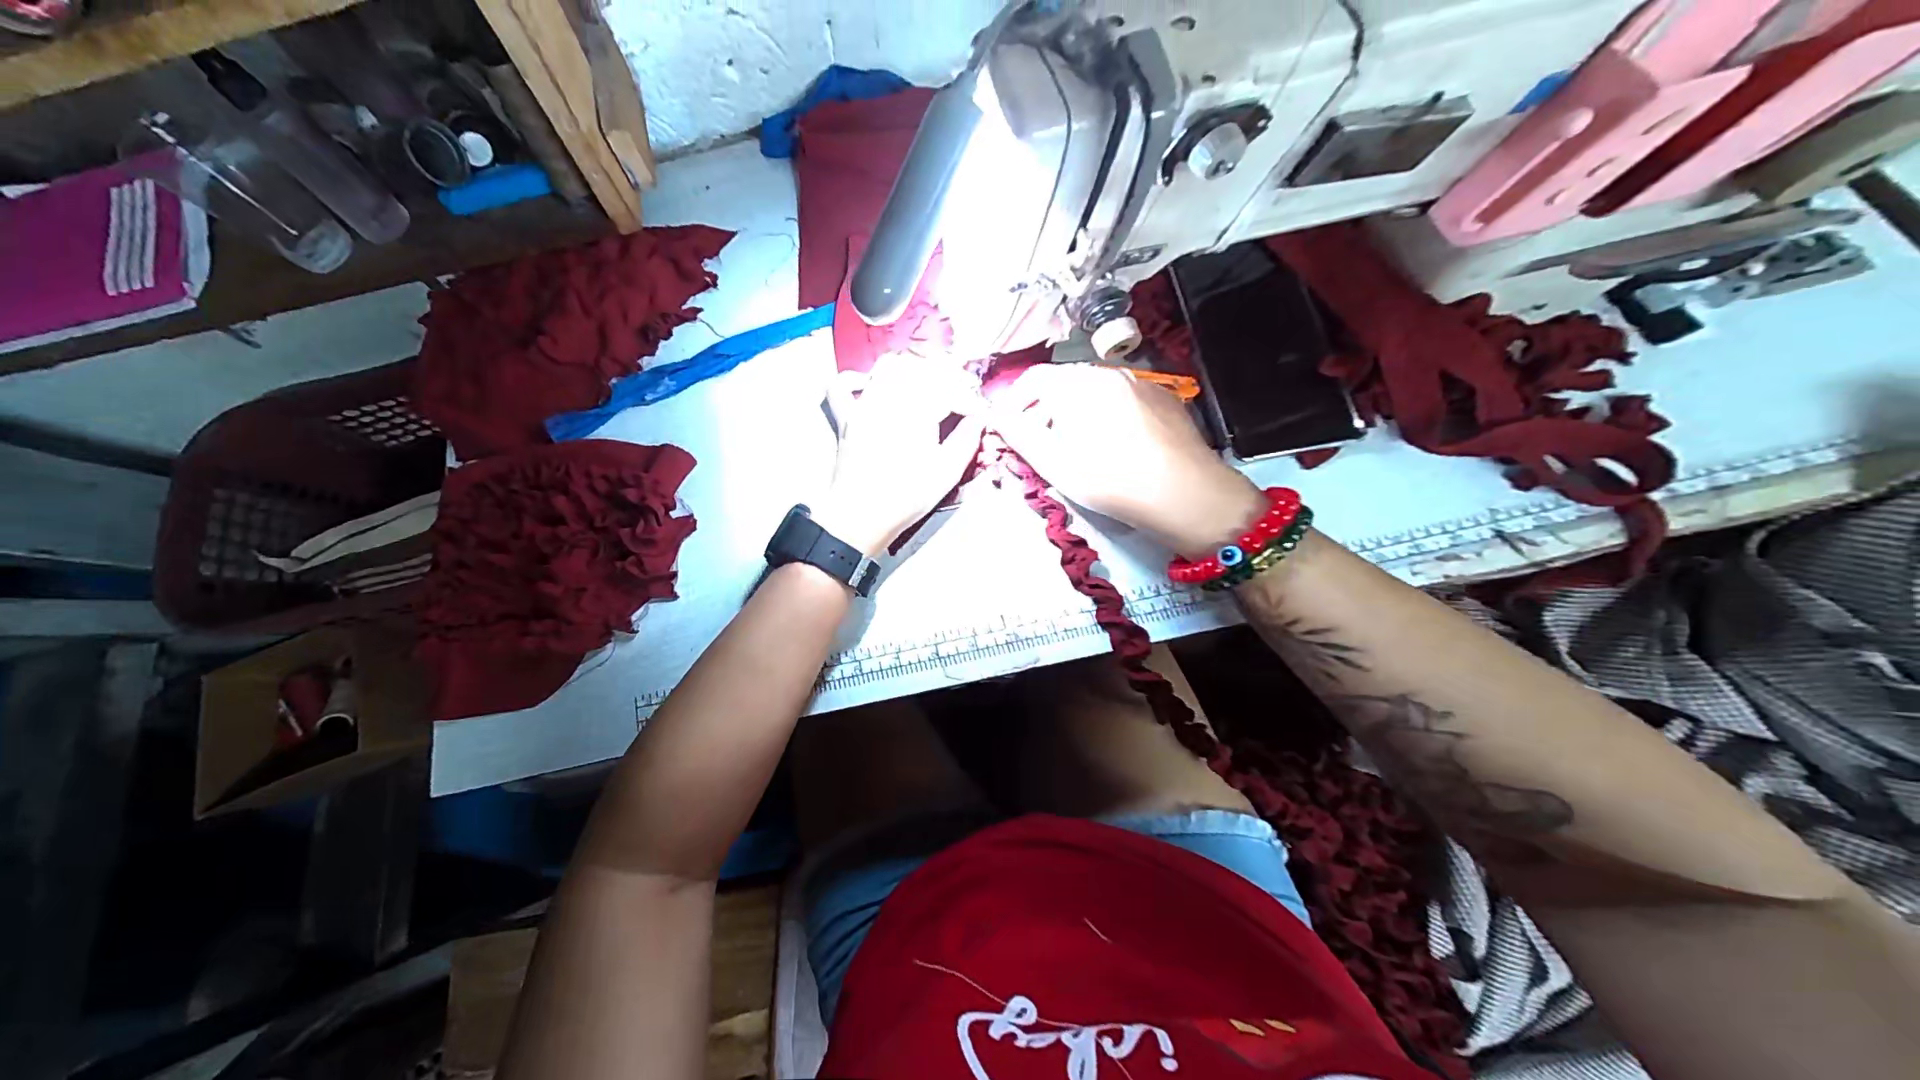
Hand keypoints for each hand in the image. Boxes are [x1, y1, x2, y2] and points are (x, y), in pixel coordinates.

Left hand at [812, 356, 986, 555]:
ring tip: (926, 386)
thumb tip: (977, 421)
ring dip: (911, 369)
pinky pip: (843, 385)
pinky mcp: (846, 418)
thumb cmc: (904, 497)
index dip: (967, 398)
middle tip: (958, 397)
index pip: (949, 388)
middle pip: (921, 368)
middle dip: (944, 377)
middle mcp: (889, 398)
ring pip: (888, 367)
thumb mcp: (947, 472)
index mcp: (918, 409)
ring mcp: (864, 405)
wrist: (860, 516)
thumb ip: (966, 440)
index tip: (976, 414)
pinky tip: (870, 384)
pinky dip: (856, 378)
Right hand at [988, 364, 1263, 557]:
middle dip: (1044, 408)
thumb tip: (996, 417)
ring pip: (1096, 390)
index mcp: (1078, 385)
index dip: (1014, 401)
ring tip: (1075, 447)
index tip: (1007, 425)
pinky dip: (1107, 415)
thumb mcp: (1056, 465)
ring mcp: (1141, 384)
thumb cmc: (1113, 481)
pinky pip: (1124, 400)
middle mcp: (1110, 374)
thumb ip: (1020, 436)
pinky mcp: (1164, 400)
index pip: (1033, 378)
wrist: (1188, 494)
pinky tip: (1114, 446)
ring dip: (1076, 411)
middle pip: (1065, 382)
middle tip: (1038, 441)